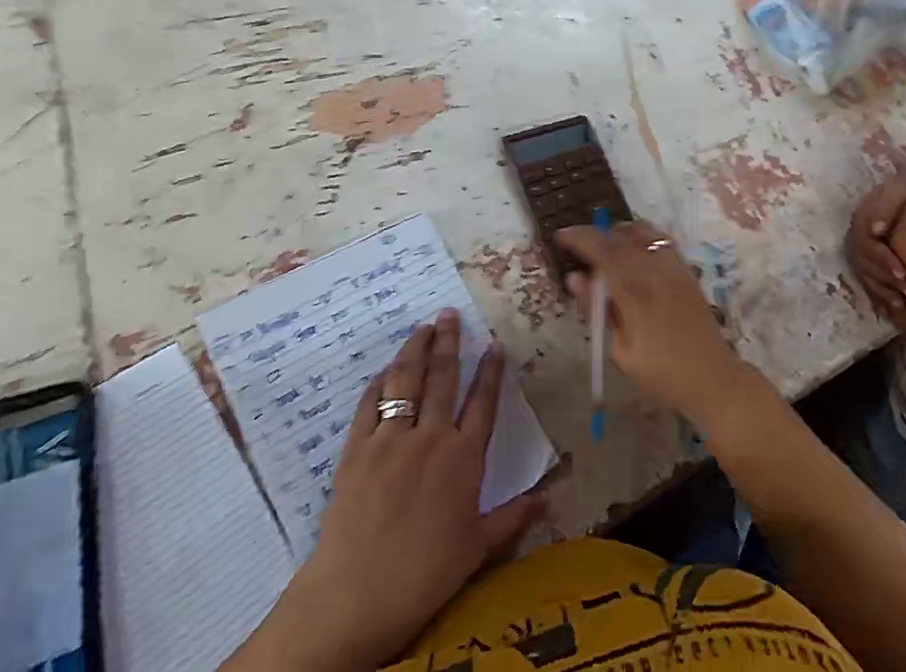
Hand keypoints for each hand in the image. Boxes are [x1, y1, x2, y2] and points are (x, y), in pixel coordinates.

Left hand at [261, 311, 543, 671]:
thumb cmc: (426, 573)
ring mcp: (390, 439)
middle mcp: (430, 437)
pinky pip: (369, 405)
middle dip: (448, 342)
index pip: (482, 402)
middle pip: (442, 378)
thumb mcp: (478, 548)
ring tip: (421, 327)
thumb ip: (514, 518)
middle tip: (449, 313)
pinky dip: (378, 383)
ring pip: (405, 382)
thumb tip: (550, 498)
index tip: (492, 345)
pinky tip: (384, 371)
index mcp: (463, 458)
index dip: (490, 371)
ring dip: (414, 350)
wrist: (357, 593)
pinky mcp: (356, 449)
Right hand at [554, 221, 753, 422]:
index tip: (560, 236)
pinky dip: (641, 235)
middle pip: (618, 239)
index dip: (579, 239)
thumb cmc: (662, 374)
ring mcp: (674, 269)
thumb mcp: (620, 353)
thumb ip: (598, 312)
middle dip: (591, 234)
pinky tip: (632, 246)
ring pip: (641, 233)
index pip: (602, 254)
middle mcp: (655, 274)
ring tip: (601, 243)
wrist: (713, 377)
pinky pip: (661, 240)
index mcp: (635, 295)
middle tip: (572, 240)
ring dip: (616, 232)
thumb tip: (575, 278)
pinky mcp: (686, 271)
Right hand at [846, 173, 905, 315]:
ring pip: (865, 274)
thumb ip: (888, 203)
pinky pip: (870, 284)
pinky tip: (899, 306)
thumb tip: (876, 231)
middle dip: (885, 275)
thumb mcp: (904, 186)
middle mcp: (859, 234)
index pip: (863, 240)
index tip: (901, 270)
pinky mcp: (872, 265)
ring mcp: (864, 250)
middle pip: (862, 260)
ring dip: (885, 288)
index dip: (880, 256)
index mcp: (864, 215)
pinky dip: (883, 296)